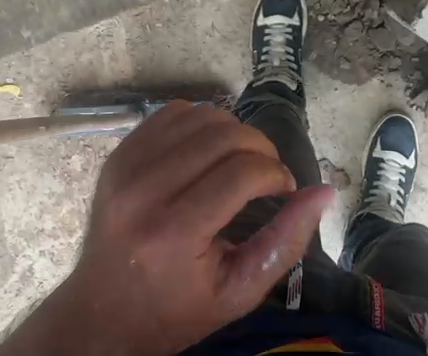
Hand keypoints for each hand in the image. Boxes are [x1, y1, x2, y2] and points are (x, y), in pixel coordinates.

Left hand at [0, 102, 332, 355]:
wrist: (102, 314)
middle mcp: (145, 191)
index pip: (243, 172)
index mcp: (174, 233)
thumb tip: (325, 191)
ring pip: (201, 116)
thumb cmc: (177, 310)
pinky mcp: (118, 155)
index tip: (284, 191)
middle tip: (267, 175)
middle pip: (225, 136)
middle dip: (261, 149)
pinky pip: (173, 113)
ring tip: (240, 161)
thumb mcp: (239, 292)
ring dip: (234, 131)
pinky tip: (210, 149)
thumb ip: (286, 242)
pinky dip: (202, 121)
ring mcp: (126, 167)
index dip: (276, 174)